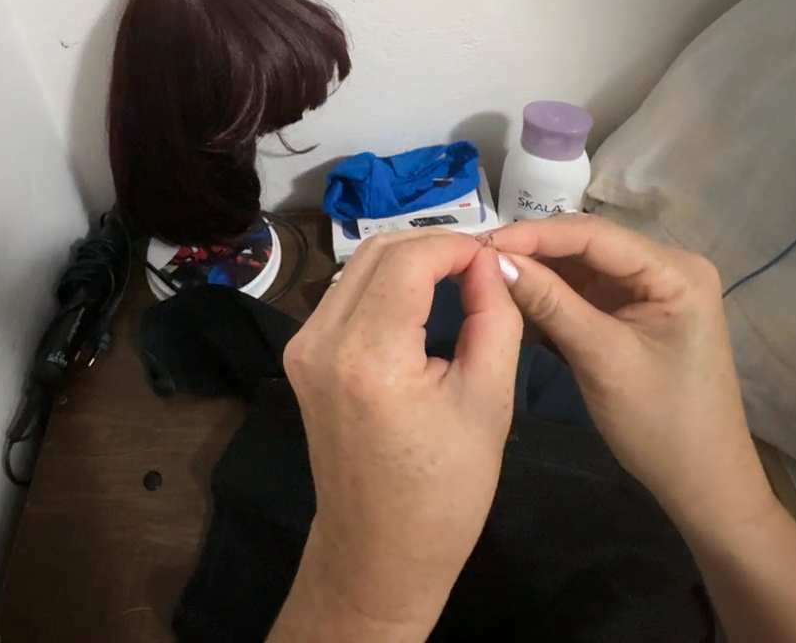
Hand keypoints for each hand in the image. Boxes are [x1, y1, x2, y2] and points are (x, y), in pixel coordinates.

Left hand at [268, 230, 522, 641]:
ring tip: (454, 276)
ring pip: (357, 267)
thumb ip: (495, 317)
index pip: (408, 259)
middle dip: (430, 244)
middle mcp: (322, 339)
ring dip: (406, 260)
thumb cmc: (445, 492)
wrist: (377, 552)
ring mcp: (303, 345)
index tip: (490, 257)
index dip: (453, 245)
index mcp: (370, 355)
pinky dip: (383, 283)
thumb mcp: (489, 402)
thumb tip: (488, 261)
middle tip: (477, 263)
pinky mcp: (300, 354)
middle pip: (377, 252)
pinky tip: (417, 297)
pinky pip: (344, 294)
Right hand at [487, 214, 773, 536]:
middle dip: (531, 248)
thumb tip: (493, 259)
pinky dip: (547, 289)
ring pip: (577, 262)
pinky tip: (512, 290)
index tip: (481, 244)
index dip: (534, 234)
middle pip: (584, 243)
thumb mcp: (601, 358)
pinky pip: (580, 286)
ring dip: (534, 267)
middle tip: (474, 257)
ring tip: (484, 270)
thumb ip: (549, 302)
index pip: (592, 234)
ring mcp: (646, 286)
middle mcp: (663, 266)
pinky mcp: (629, 308)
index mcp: (674, 271)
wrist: (702, 485)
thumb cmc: (662, 424)